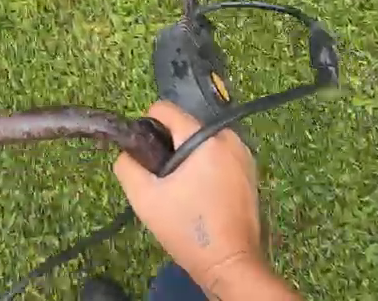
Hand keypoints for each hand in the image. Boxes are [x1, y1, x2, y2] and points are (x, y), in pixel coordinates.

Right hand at [114, 102, 281, 298]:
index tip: (146, 156)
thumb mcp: (145, 198)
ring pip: (200, 142)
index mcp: (204, 137)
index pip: (165, 110)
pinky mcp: (250, 172)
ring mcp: (243, 154)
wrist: (231, 266)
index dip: (147, 127)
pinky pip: (217, 156)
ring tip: (182, 190)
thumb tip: (127, 151)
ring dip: (187, 157)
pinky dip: (205, 167)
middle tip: (164, 180)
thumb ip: (127, 165)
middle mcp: (228, 137)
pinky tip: (200, 195)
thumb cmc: (188, 230)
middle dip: (169, 147)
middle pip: (184, 127)